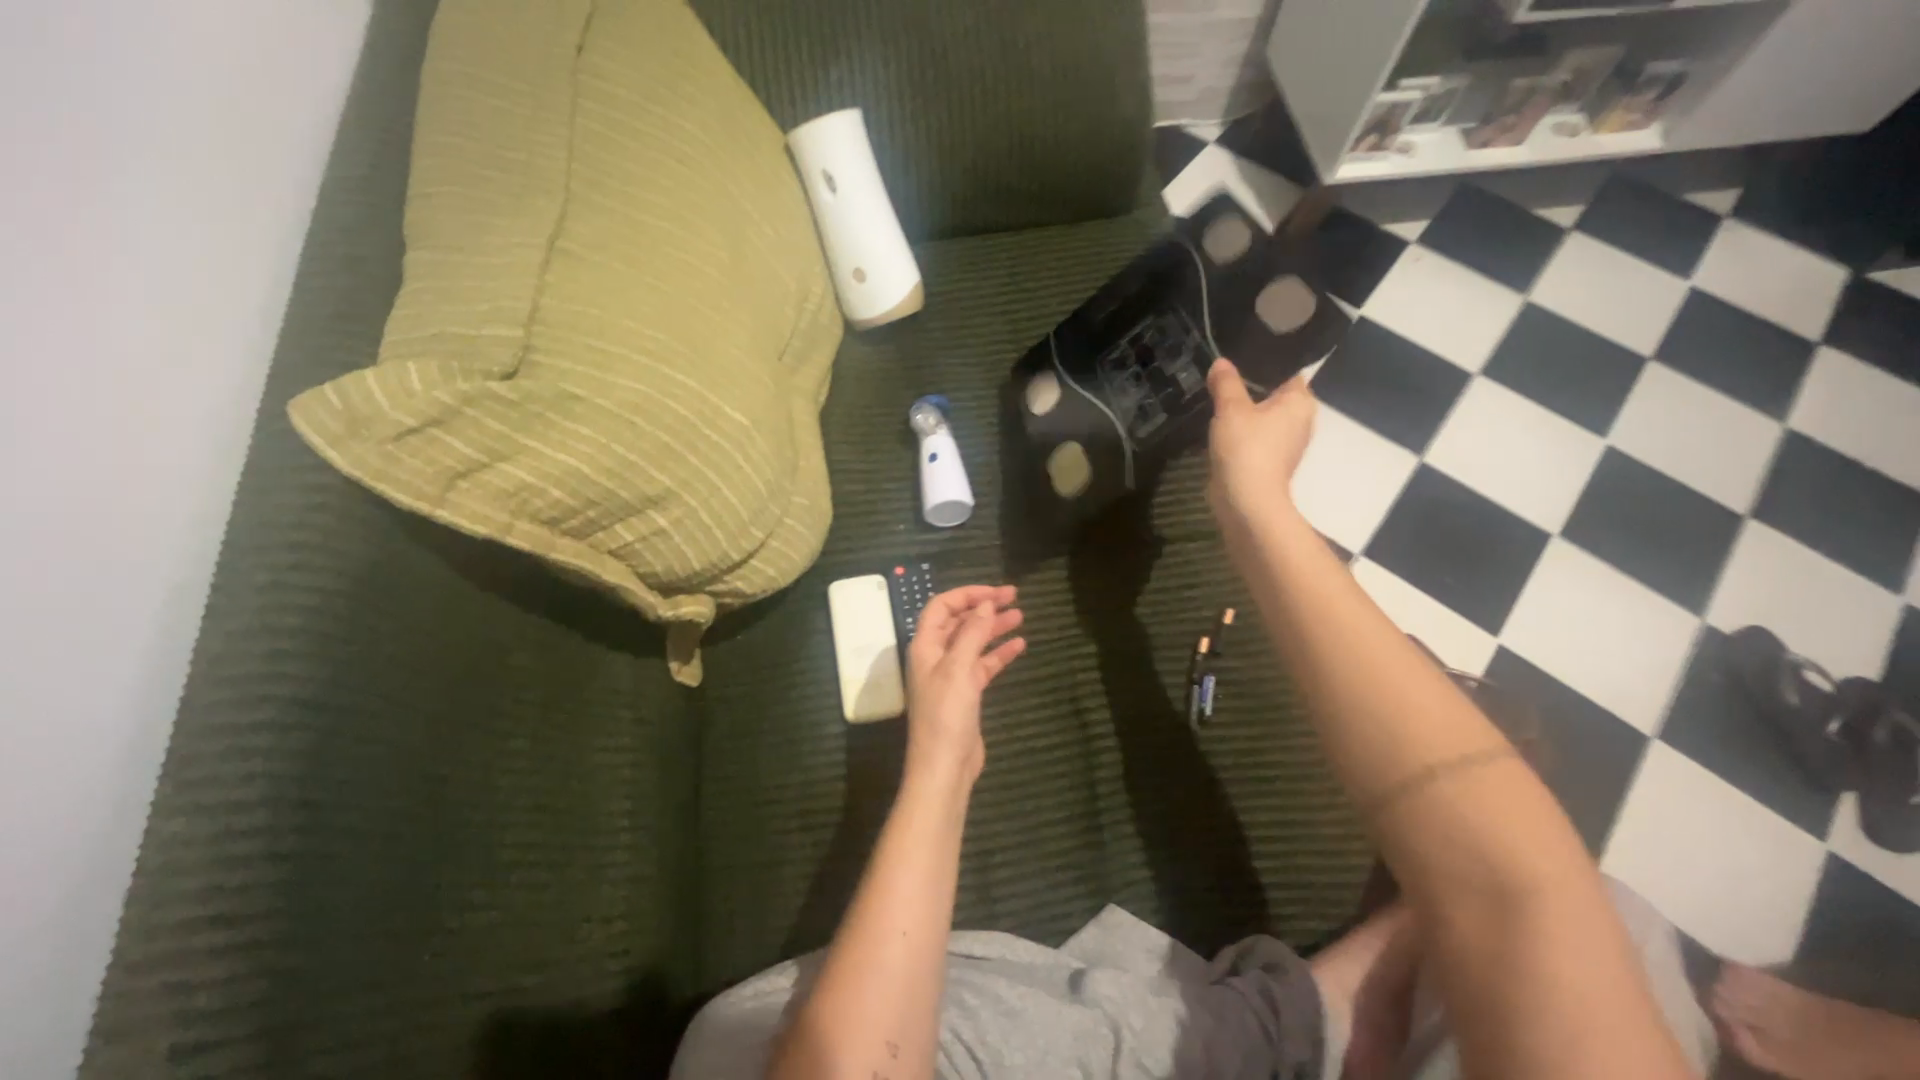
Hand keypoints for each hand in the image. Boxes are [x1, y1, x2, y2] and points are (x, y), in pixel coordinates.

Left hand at [906, 585, 1025, 785]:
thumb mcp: (958, 668)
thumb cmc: (946, 715)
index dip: (968, 594)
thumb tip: (986, 603)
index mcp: (925, 646)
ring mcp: (951, 676)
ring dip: (994, 628)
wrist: (944, 766)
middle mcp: (935, 657)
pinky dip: (999, 653)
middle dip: (984, 607)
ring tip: (1021, 616)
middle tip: (1014, 597)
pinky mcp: (966, 694)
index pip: (942, 607)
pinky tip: (1020, 645)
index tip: (997, 592)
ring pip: (973, 642)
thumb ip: (972, 633)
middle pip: (959, 622)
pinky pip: (983, 665)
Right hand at [1205, 358, 1315, 538]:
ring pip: (1265, 417)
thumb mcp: (1231, 409)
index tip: (1241, 354)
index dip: (1266, 361)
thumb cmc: (1246, 448)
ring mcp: (1287, 444)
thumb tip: (1220, 362)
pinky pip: (1257, 436)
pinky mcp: (1272, 461)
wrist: (1247, 502)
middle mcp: (1301, 420)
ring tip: (1220, 397)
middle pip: (1276, 394)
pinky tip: (1223, 426)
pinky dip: (1243, 431)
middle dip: (1253, 386)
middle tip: (1225, 373)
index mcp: (1300, 402)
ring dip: (1246, 410)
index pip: (1288, 371)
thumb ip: (1226, 383)